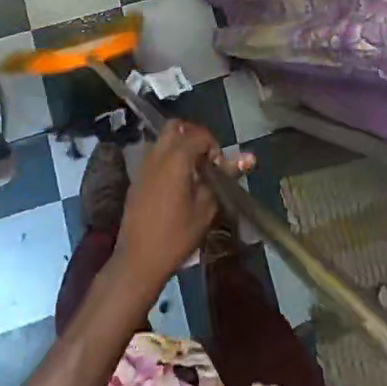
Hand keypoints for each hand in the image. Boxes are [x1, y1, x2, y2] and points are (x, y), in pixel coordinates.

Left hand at [113, 120, 252, 292]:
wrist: (139, 258)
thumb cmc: (177, 236)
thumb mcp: (206, 208)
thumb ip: (224, 177)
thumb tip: (249, 157)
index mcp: (175, 159)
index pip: (198, 134)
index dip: (214, 145)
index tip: (220, 168)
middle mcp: (156, 155)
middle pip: (175, 127)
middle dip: (194, 136)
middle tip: (207, 159)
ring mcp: (143, 165)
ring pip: (162, 139)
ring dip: (180, 146)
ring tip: (194, 172)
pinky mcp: (137, 178)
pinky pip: (154, 155)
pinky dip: (168, 158)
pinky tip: (178, 183)